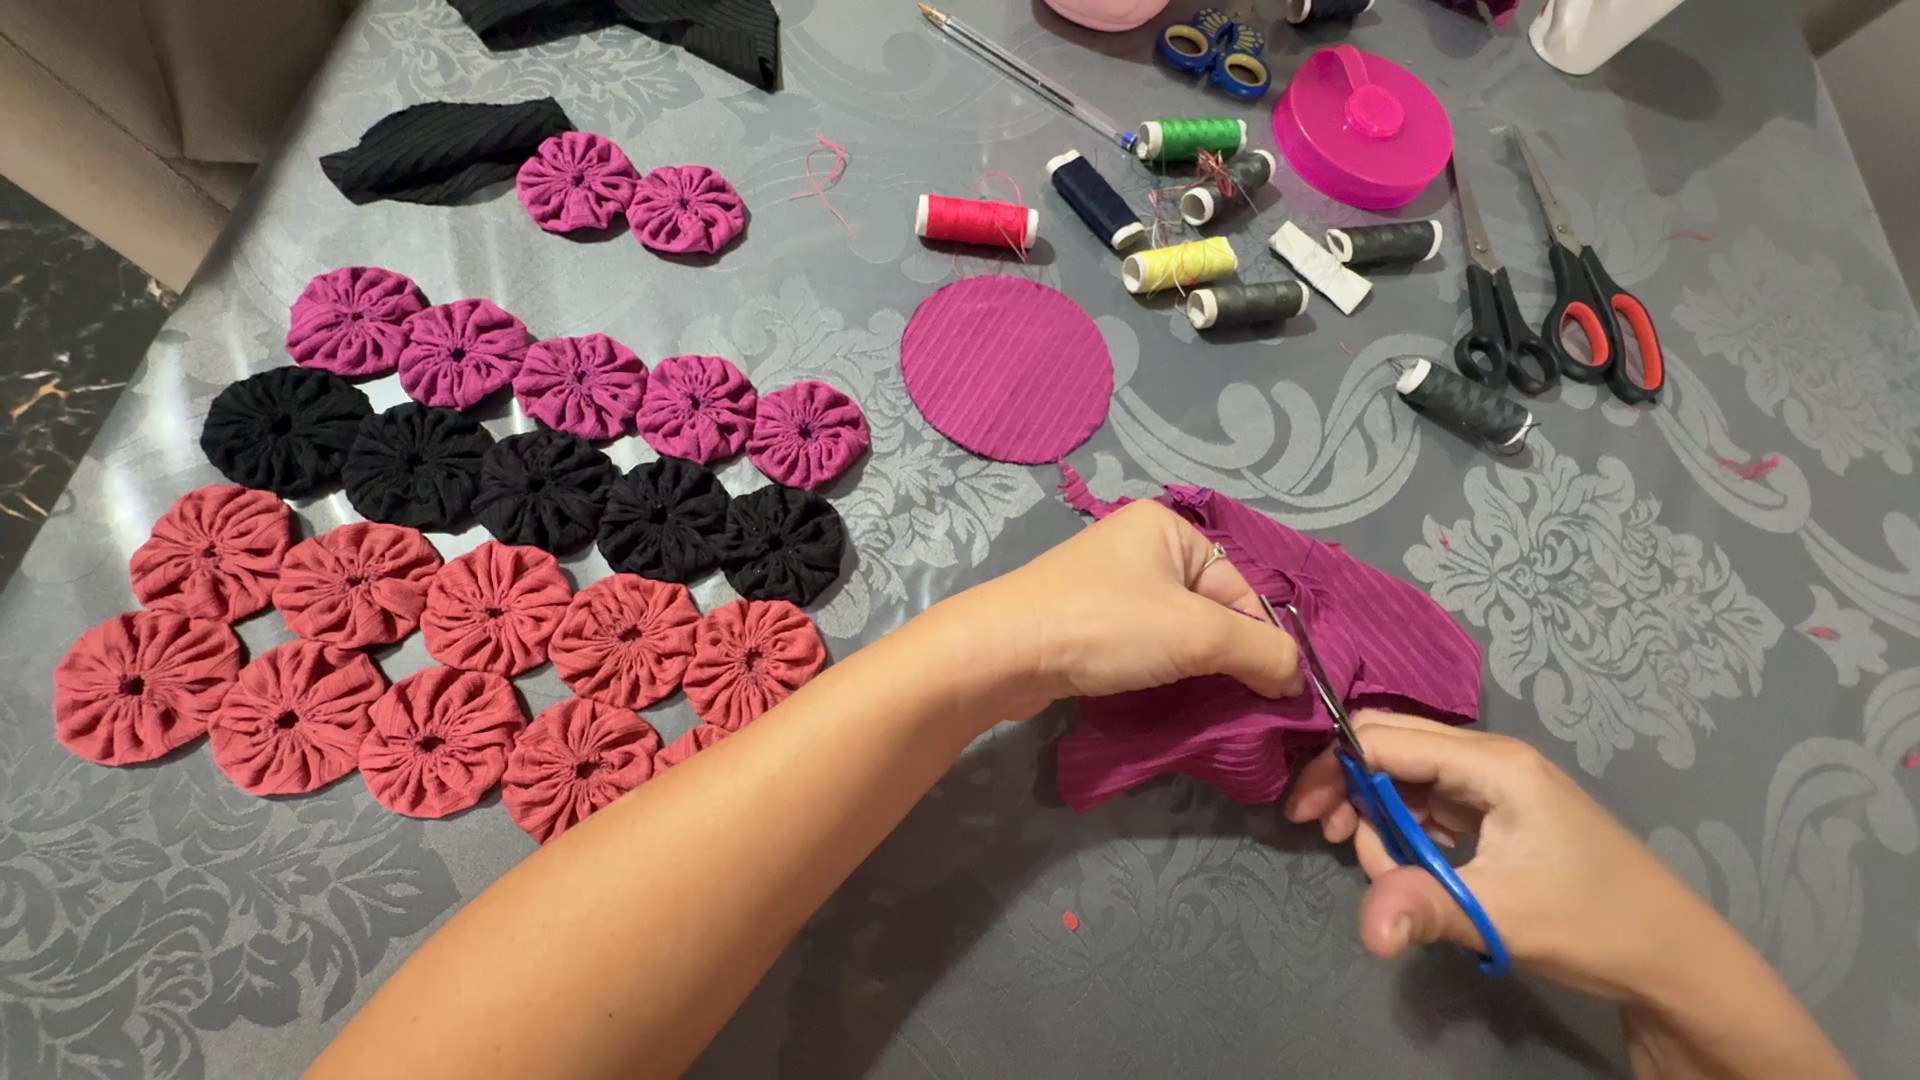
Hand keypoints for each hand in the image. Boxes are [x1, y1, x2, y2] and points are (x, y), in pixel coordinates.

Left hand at [948, 500, 1302, 719]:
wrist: (1006, 652)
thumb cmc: (1106, 626)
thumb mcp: (1197, 633)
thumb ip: (1260, 651)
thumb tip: (1298, 678)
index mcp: (1167, 528)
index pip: (1240, 588)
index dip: (1259, 640)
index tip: (1273, 691)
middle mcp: (1137, 548)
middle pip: (1209, 609)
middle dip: (1225, 658)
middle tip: (1242, 704)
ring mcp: (1107, 585)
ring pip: (1174, 632)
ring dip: (1193, 670)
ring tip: (1203, 705)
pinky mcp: (1085, 621)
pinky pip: (1141, 645)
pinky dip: (1157, 671)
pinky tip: (1161, 697)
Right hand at [1283, 711, 1725, 1004]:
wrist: (1683, 965)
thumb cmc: (1598, 925)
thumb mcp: (1504, 915)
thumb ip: (1425, 908)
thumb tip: (1365, 930)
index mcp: (1493, 764)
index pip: (1385, 739)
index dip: (1335, 769)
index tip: (1303, 814)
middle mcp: (1488, 756)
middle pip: (1389, 743)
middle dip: (1347, 785)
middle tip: (1325, 832)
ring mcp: (1493, 779)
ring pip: (1403, 770)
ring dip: (1374, 809)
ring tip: (1375, 862)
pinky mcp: (1494, 805)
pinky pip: (1426, 796)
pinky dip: (1401, 823)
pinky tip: (1404, 859)